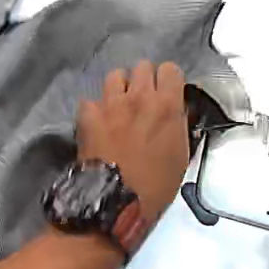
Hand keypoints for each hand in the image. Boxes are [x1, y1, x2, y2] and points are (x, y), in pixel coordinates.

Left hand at [76, 61, 189, 233]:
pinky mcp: (88, 115)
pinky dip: (95, 109)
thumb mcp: (181, 154)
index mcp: (167, 106)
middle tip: (143, 99)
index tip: (167, 92)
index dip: (169, 80)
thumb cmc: (156, 185)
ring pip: (115, 75)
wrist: (116, 202)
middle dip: (144, 80)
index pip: (170, 69)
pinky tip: (98, 122)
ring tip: (119, 105)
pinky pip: (91, 100)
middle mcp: (138, 97)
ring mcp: (110, 104)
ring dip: (120, 87)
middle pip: (142, 66)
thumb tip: (176, 110)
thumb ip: (178, 124)